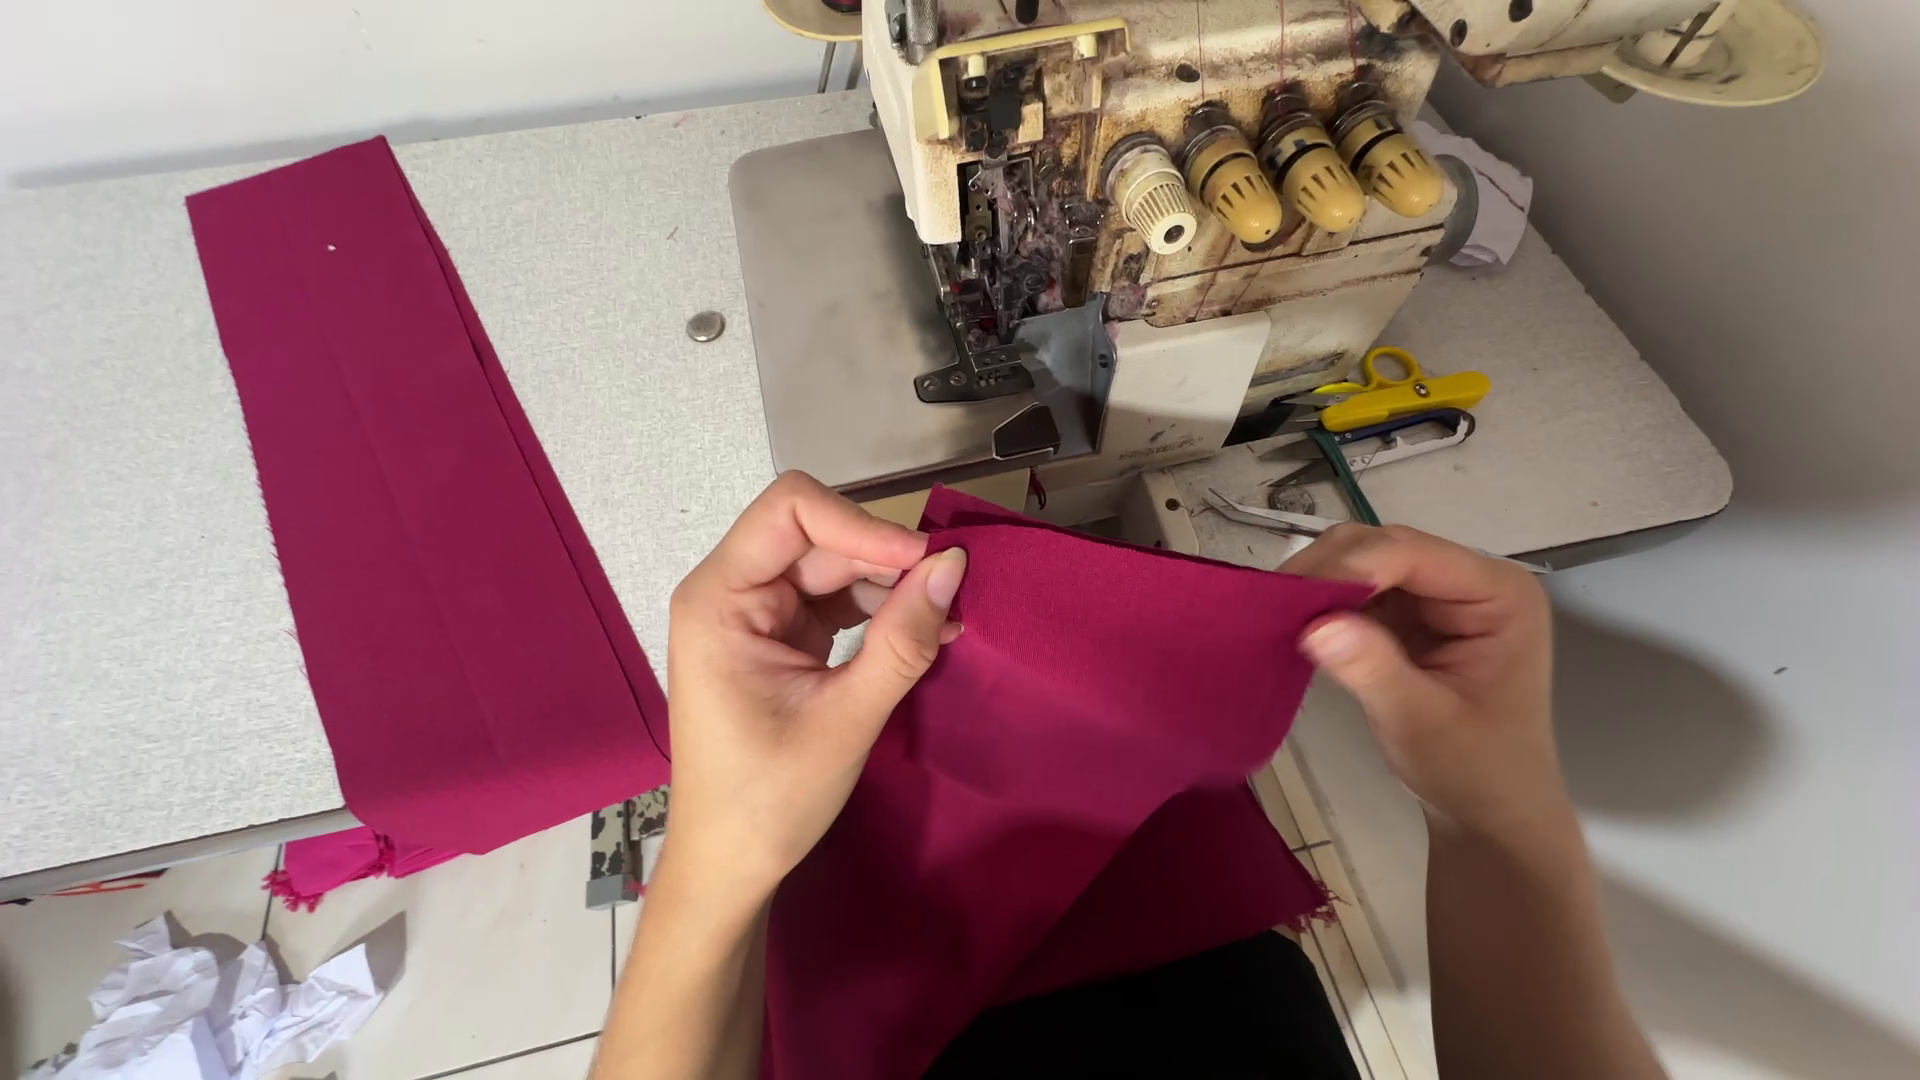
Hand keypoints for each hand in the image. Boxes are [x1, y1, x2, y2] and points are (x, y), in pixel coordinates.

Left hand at [661, 472, 966, 899]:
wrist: (731, 864)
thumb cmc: (769, 799)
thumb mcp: (846, 719)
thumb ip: (901, 640)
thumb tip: (954, 567)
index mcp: (719, 599)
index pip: (790, 510)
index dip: (860, 523)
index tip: (922, 562)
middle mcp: (731, 591)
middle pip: (818, 536)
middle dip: (885, 557)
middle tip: (949, 591)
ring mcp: (757, 612)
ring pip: (834, 564)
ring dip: (891, 584)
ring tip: (945, 618)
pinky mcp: (783, 635)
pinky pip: (838, 598)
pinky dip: (881, 609)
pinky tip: (923, 629)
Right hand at [1280, 524, 1566, 839]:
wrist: (1487, 809)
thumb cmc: (1472, 770)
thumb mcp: (1421, 723)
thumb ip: (1373, 669)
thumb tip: (1314, 625)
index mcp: (1497, 595)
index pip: (1410, 553)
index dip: (1348, 567)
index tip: (1292, 601)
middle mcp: (1468, 580)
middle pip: (1379, 545)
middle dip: (1325, 570)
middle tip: (1274, 608)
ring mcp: (1435, 594)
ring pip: (1358, 558)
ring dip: (1316, 583)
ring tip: (1279, 617)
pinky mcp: (1406, 611)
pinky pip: (1351, 586)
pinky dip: (1319, 599)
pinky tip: (1296, 624)